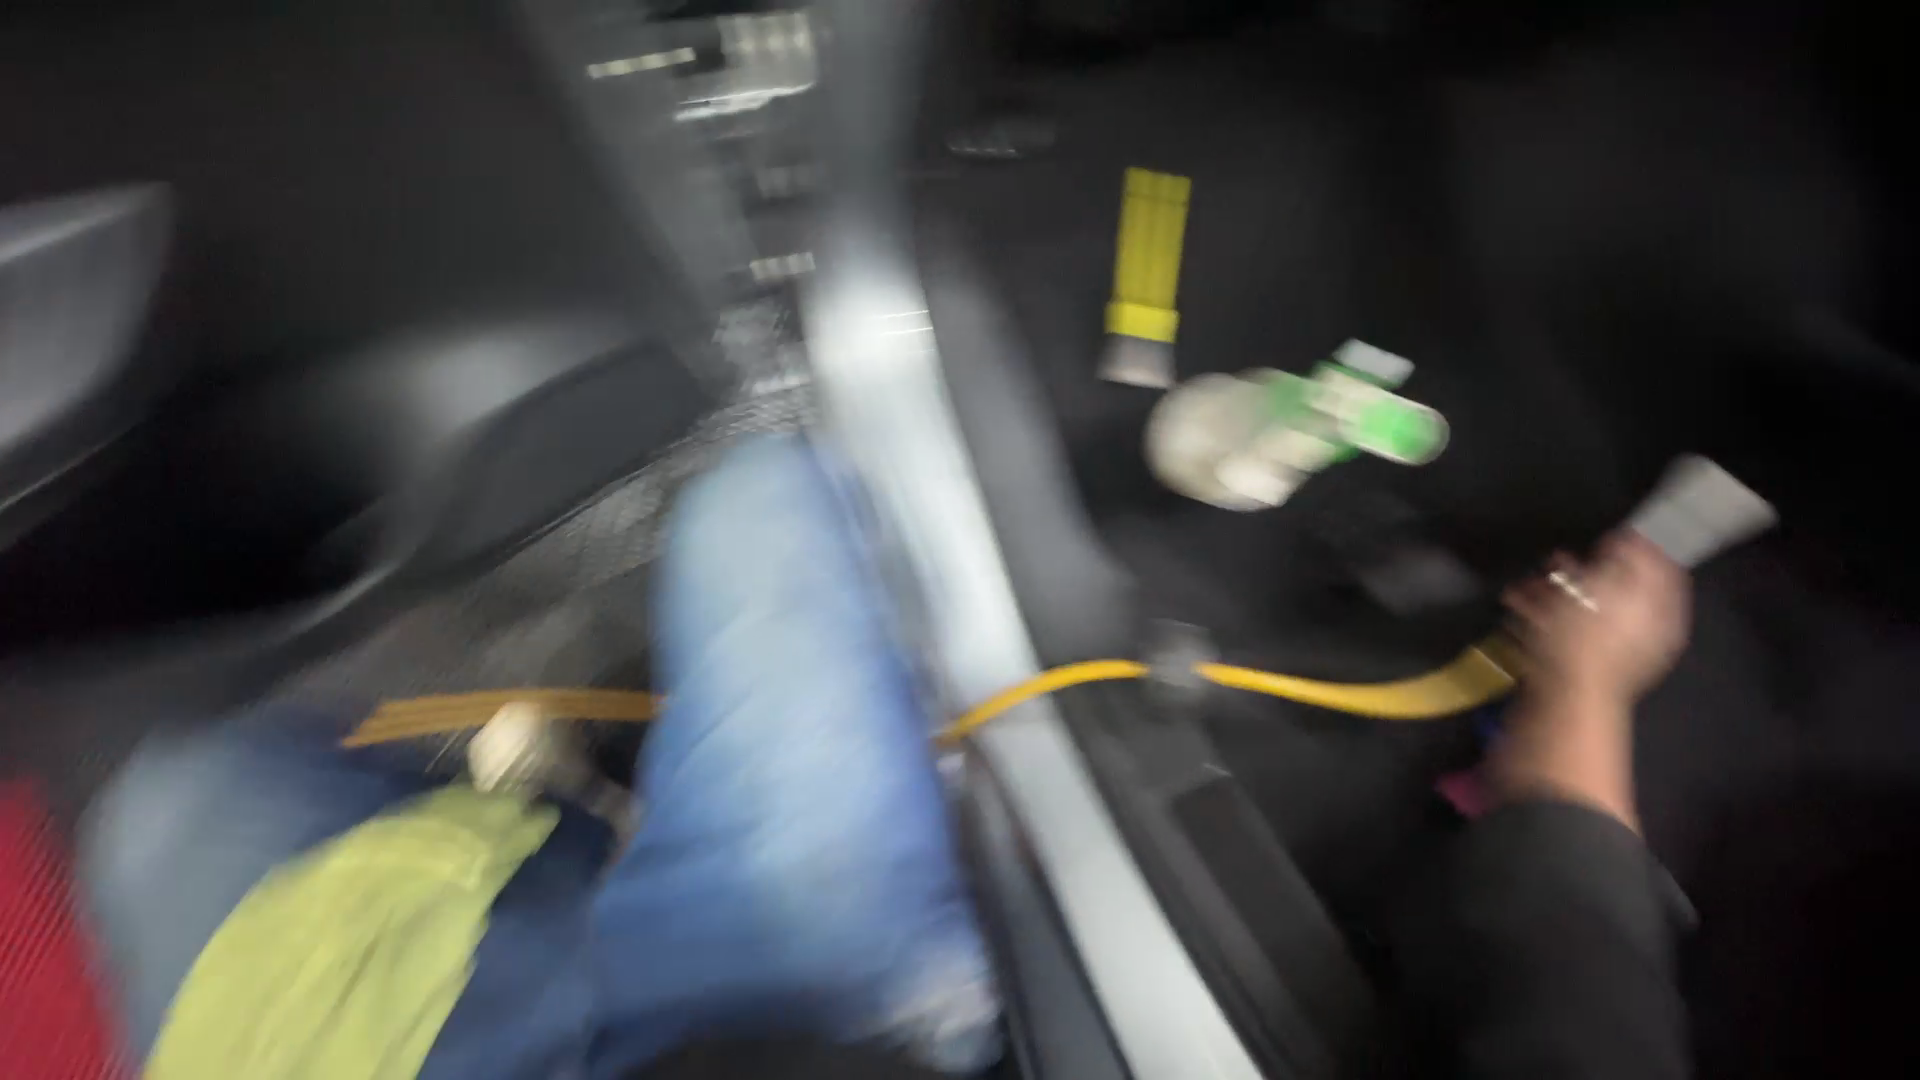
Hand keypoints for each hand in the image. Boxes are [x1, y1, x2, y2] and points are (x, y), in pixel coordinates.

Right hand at [1491, 531, 1690, 829]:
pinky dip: (1535, 614)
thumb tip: (1626, 538)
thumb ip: (1618, 567)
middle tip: (1559, 553)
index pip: (1660, 574)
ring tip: (1526, 577)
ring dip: (1553, 591)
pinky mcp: (1565, 669)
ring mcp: (1599, 655)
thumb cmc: (1583, 656)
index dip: (1639, 551)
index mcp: (1655, 620)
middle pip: (1616, 592)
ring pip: (1579, 611)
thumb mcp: (1604, 600)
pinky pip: (1553, 630)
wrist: (1554, 716)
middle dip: (1587, 570)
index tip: (1609, 533)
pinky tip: (1513, 603)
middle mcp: (1635, 637)